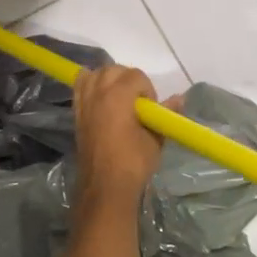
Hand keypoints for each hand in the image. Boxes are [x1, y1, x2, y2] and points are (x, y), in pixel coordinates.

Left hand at [72, 67, 180, 198]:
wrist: (106, 186)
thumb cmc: (134, 163)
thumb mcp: (155, 139)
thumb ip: (165, 114)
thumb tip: (180, 98)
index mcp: (118, 97)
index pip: (136, 76)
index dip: (148, 90)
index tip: (151, 110)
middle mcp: (97, 93)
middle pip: (113, 70)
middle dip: (129, 80)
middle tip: (139, 103)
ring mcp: (84, 103)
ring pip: (94, 74)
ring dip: (109, 80)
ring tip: (120, 99)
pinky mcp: (77, 114)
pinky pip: (80, 87)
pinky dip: (91, 86)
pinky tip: (102, 100)